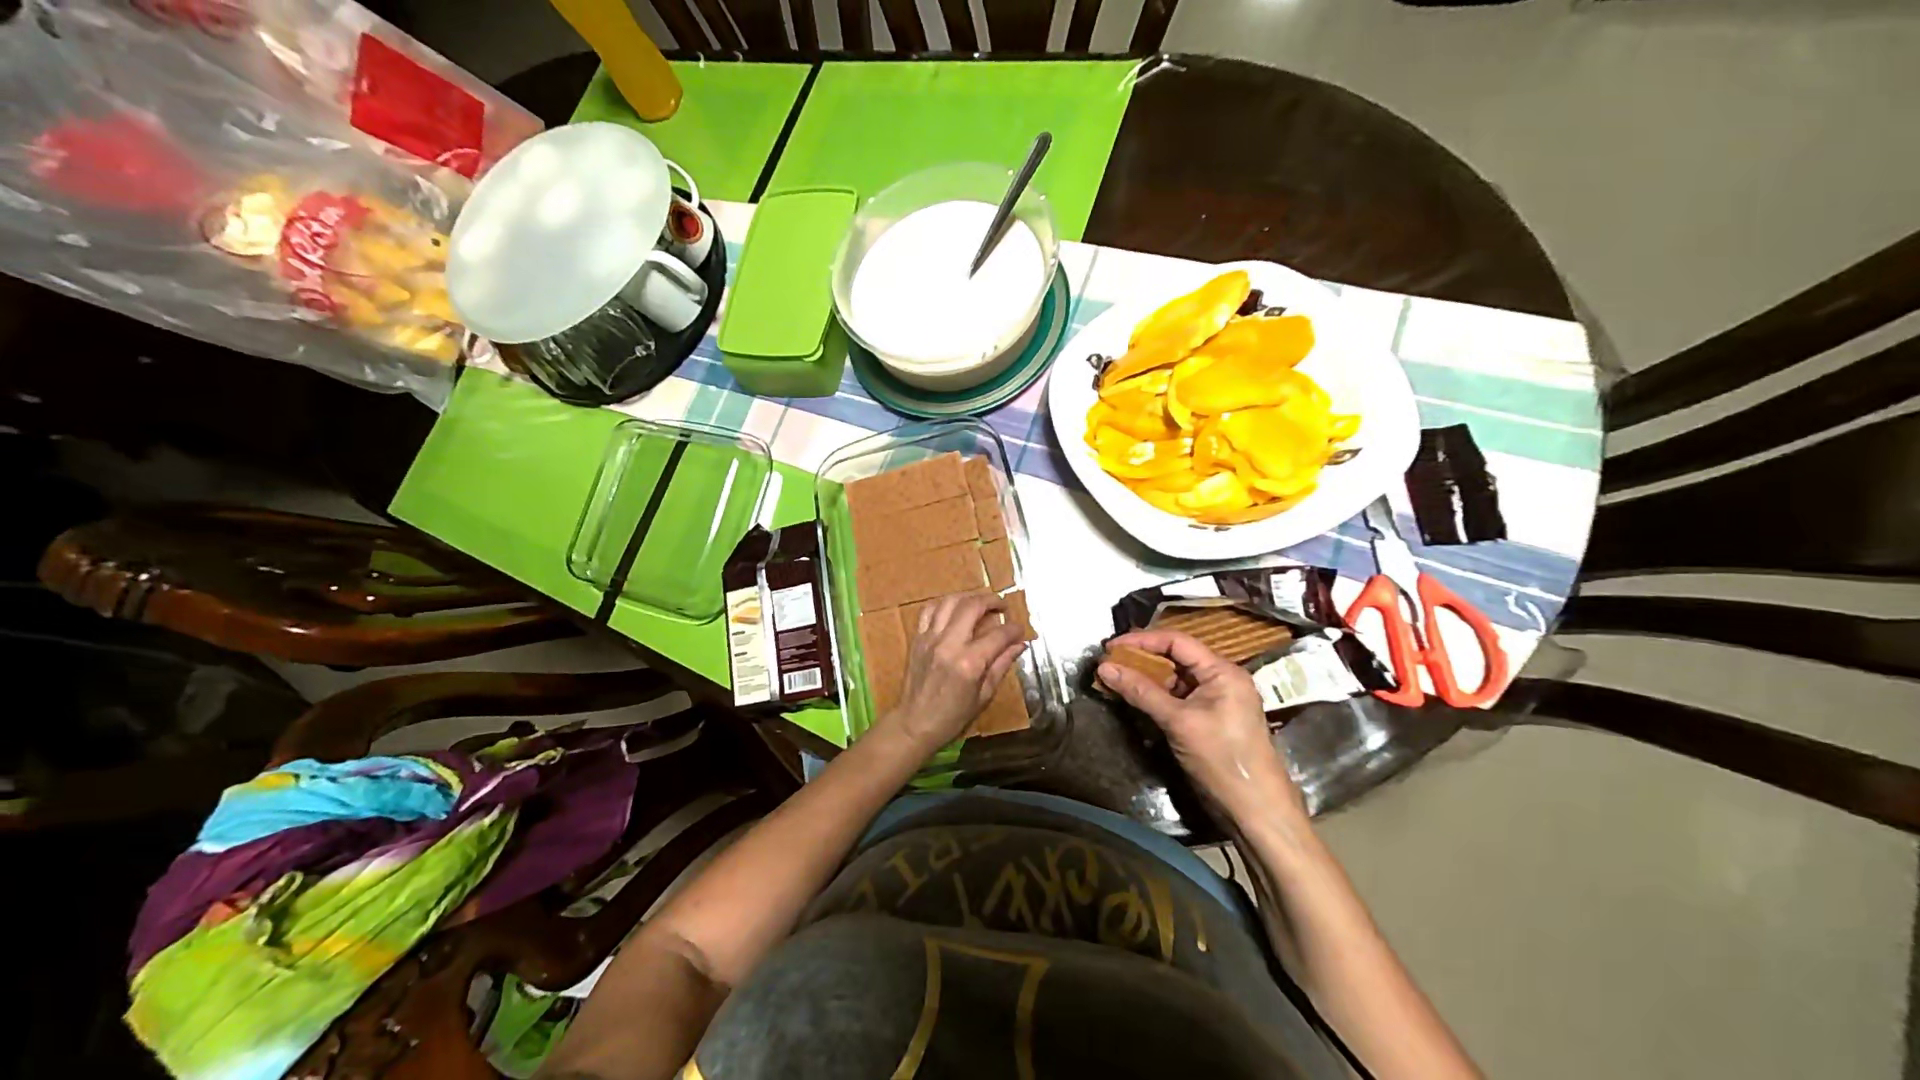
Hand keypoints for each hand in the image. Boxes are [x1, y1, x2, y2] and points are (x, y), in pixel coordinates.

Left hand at [879, 593, 1027, 753]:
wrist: (915, 723)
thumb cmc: (953, 717)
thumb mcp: (984, 695)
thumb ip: (1002, 664)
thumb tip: (1019, 645)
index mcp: (969, 663)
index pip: (998, 634)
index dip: (1014, 629)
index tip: (1020, 630)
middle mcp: (949, 644)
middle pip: (972, 606)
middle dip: (992, 601)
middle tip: (1002, 606)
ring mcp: (930, 639)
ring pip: (949, 602)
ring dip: (968, 597)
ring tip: (980, 603)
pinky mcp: (917, 639)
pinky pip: (929, 611)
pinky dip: (944, 605)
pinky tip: (954, 610)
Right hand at [1097, 629, 1301, 821]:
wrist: (1255, 807)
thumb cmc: (1221, 758)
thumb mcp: (1178, 722)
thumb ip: (1141, 692)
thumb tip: (1105, 667)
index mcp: (1222, 671)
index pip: (1176, 642)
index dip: (1141, 640)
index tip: (1110, 647)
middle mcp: (1220, 679)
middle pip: (1175, 658)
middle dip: (1141, 659)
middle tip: (1108, 663)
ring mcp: (1215, 700)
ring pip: (1175, 680)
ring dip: (1146, 679)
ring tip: (1115, 680)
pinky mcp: (1208, 719)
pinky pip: (1178, 699)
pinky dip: (1156, 697)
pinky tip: (1134, 700)